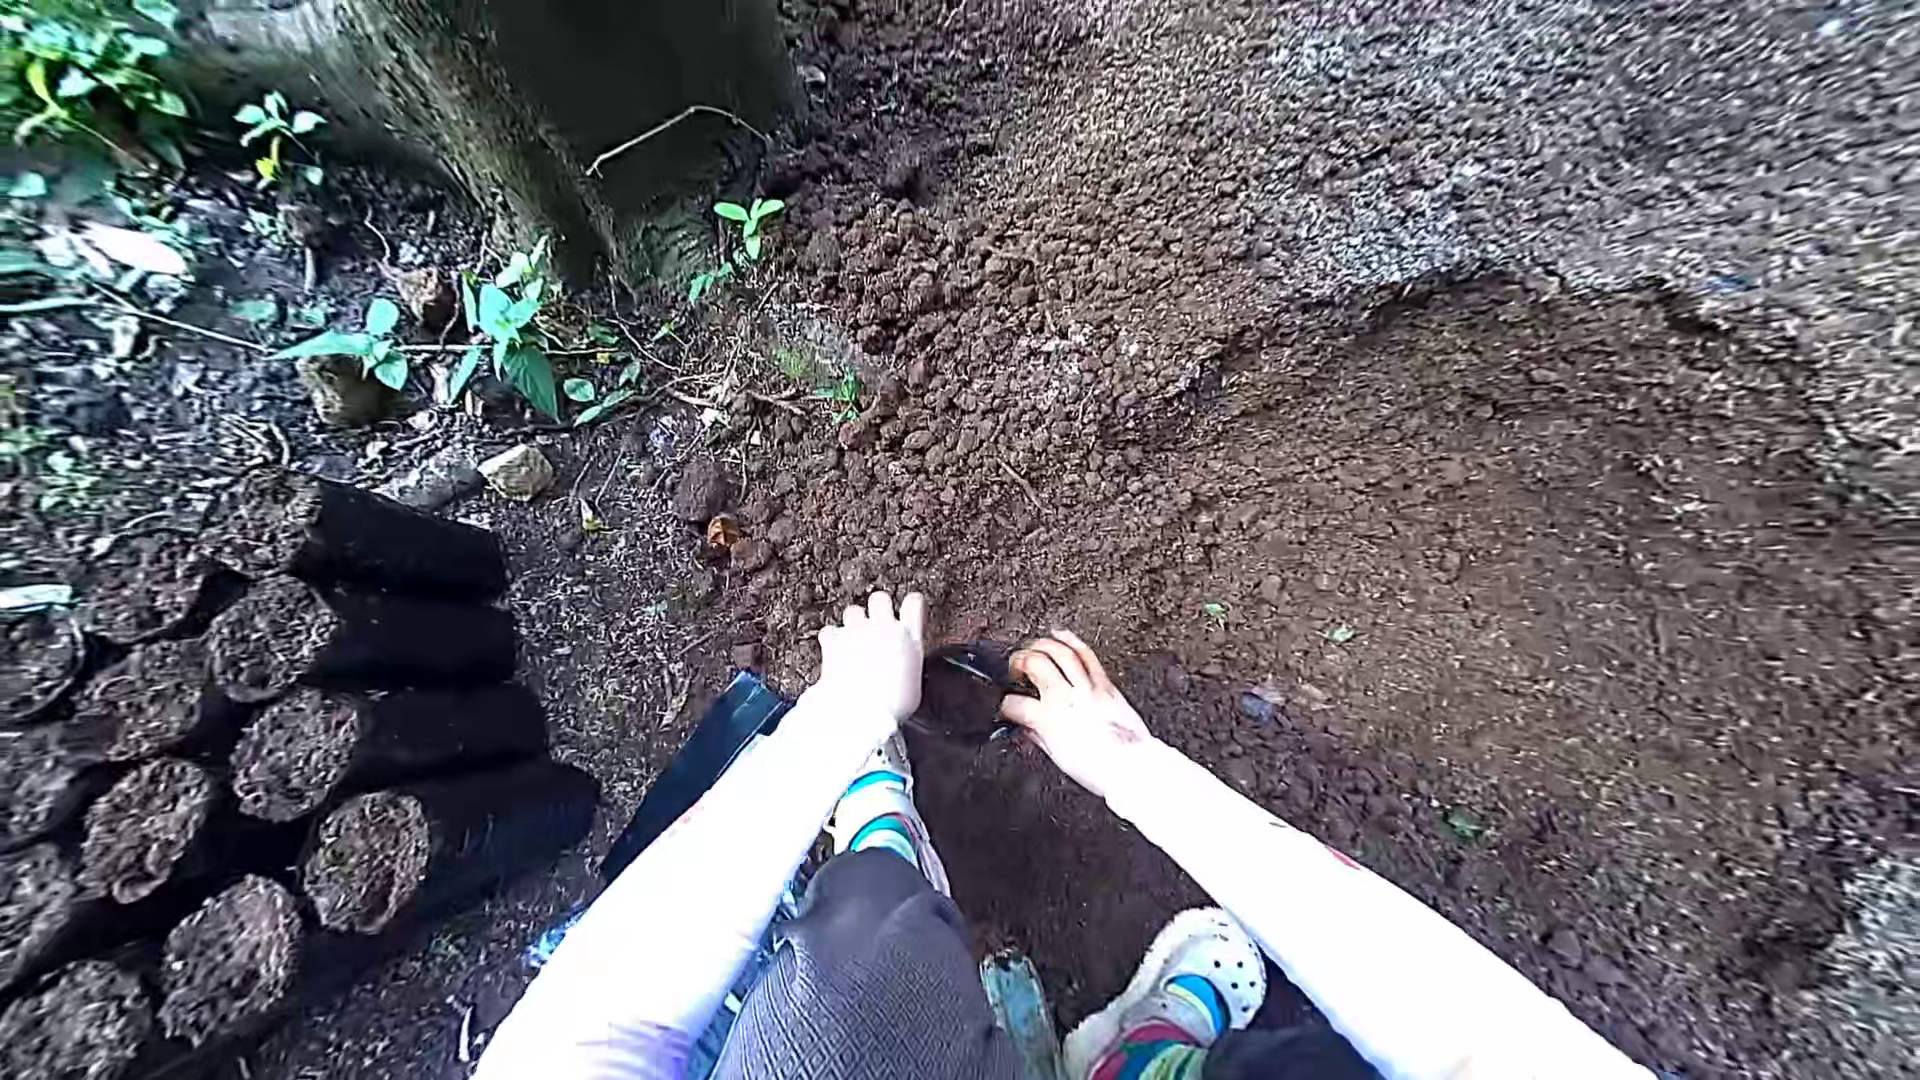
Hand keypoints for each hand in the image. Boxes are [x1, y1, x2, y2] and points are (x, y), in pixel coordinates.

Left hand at [810, 591, 927, 733]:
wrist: (860, 714)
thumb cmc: (890, 707)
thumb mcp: (914, 685)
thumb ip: (908, 664)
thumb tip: (903, 666)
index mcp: (908, 636)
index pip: (914, 602)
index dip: (911, 605)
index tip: (908, 610)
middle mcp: (883, 627)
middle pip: (880, 598)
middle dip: (877, 608)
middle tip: (877, 625)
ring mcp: (857, 631)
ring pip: (853, 610)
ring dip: (853, 623)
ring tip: (854, 641)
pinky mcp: (834, 640)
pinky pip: (830, 630)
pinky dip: (831, 639)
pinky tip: (835, 651)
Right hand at [1000, 630, 1154, 799]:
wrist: (1132, 768)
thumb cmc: (1098, 769)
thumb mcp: (1057, 757)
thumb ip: (1038, 737)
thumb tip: (1026, 729)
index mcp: (1048, 719)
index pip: (1014, 704)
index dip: (1005, 705)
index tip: (1007, 706)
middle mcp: (1065, 698)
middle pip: (1035, 663)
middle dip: (1018, 661)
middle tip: (1016, 668)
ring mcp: (1086, 688)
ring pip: (1060, 652)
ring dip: (1042, 645)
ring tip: (1033, 647)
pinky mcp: (1105, 685)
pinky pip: (1087, 655)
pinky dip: (1072, 641)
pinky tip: (1061, 635)